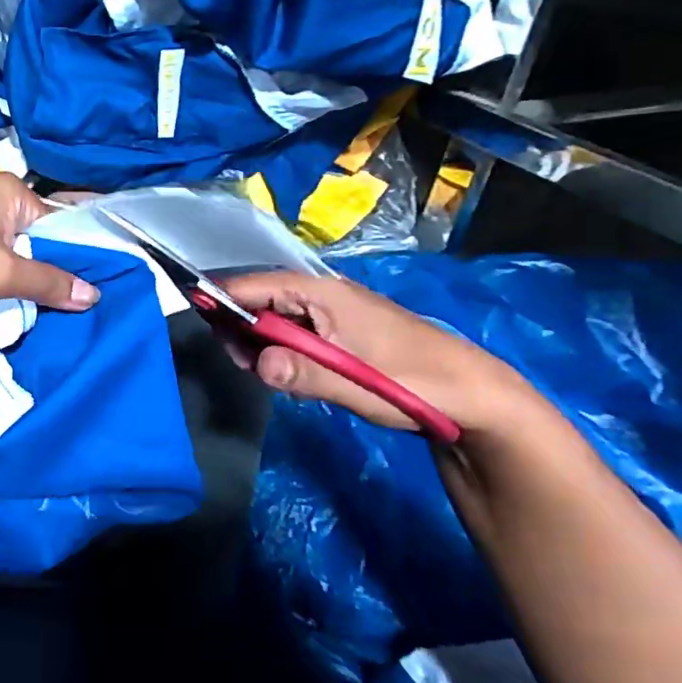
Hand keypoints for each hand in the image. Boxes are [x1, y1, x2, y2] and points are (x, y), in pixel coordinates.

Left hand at [0, 174, 99, 314]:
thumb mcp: (0, 274)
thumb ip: (49, 282)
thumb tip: (94, 293)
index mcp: (11, 190)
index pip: (62, 223)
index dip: (78, 258)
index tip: (92, 291)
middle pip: (35, 235)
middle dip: (46, 269)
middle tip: (64, 306)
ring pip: (8, 246)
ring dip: (18, 275)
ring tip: (35, 306)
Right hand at [219, 272, 548, 434]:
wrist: (480, 398)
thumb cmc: (417, 382)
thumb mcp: (357, 382)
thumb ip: (303, 372)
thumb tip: (254, 362)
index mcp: (320, 291)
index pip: (251, 285)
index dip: (220, 300)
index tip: (201, 325)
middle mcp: (320, 293)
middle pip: (257, 299)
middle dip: (240, 327)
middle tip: (244, 364)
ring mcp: (329, 311)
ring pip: (273, 316)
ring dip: (260, 342)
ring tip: (268, 373)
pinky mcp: (337, 330)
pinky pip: (292, 330)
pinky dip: (281, 348)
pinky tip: (290, 373)